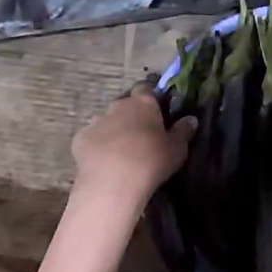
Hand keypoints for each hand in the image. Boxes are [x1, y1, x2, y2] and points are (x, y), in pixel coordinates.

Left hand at [70, 83, 195, 203]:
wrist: (113, 182)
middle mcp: (118, 106)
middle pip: (124, 104)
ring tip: (120, 151)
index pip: (145, 88)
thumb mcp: (177, 148)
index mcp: (143, 103)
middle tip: (140, 135)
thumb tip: (191, 119)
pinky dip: (97, 146)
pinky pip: (91, 138)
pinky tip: (103, 162)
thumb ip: (184, 131)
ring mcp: (97, 121)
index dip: (150, 98)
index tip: (156, 112)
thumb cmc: (151, 160)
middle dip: (130, 115)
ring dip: (113, 130)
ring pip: (106, 121)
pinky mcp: (80, 139)